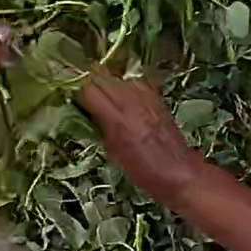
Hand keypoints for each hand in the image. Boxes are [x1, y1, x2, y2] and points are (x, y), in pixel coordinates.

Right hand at [78, 69, 206, 203]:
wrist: (181, 173)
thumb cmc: (144, 173)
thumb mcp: (114, 153)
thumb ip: (99, 128)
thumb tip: (84, 111)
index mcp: (118, 121)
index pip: (89, 90)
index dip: (76, 91)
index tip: (69, 97)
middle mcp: (133, 103)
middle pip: (102, 78)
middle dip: (88, 82)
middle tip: (80, 91)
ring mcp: (147, 98)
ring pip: (118, 77)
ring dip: (107, 81)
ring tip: (100, 93)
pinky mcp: (158, 98)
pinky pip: (136, 83)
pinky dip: (125, 85)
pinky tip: (123, 96)